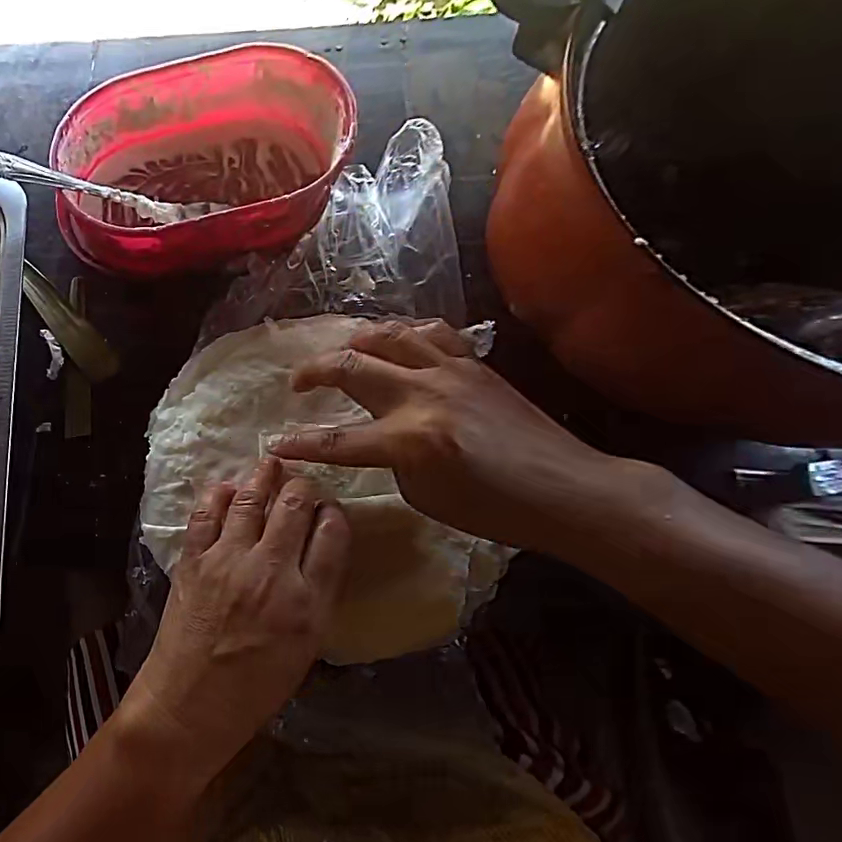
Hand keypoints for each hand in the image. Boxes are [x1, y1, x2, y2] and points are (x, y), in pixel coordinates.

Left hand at [116, 457, 351, 791]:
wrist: (190, 702)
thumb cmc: (254, 690)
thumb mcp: (304, 651)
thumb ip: (313, 601)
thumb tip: (312, 561)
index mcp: (309, 602)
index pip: (333, 537)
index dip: (333, 513)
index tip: (329, 506)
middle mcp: (272, 572)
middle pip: (294, 509)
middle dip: (301, 487)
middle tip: (299, 478)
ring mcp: (228, 561)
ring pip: (251, 502)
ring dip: (262, 477)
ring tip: (269, 463)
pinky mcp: (193, 561)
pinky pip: (206, 516)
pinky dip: (217, 496)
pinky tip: (225, 487)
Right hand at [268, 319, 659, 553]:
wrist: (568, 490)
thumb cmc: (492, 508)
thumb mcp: (422, 493)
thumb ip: (388, 458)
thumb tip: (372, 436)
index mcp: (410, 440)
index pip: (336, 440)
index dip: (298, 445)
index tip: (273, 446)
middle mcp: (424, 396)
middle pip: (350, 366)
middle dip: (312, 371)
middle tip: (297, 383)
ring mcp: (451, 372)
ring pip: (387, 336)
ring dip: (353, 341)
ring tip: (340, 354)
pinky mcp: (474, 364)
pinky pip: (430, 333)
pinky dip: (403, 334)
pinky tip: (395, 344)